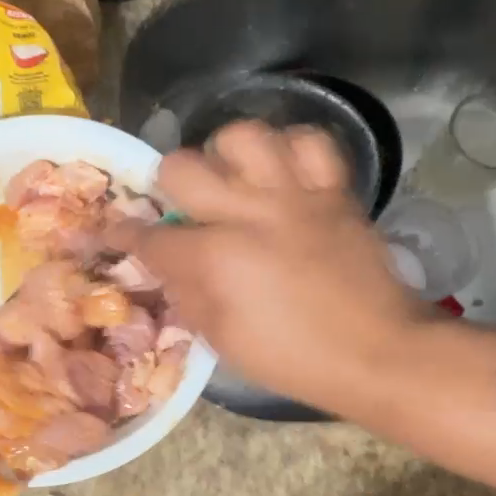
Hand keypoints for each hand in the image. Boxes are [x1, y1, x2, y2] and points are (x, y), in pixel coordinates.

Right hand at [106, 121, 425, 404]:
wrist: (379, 353)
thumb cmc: (295, 359)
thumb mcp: (225, 341)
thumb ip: (188, 295)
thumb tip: (166, 264)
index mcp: (216, 260)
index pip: (151, 235)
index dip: (124, 232)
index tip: (116, 229)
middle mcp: (249, 215)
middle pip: (183, 166)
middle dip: (169, 183)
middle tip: (183, 204)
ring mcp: (295, 196)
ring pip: (244, 136)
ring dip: (228, 155)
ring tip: (235, 177)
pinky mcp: (334, 191)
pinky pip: (311, 142)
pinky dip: (292, 150)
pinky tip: (284, 172)